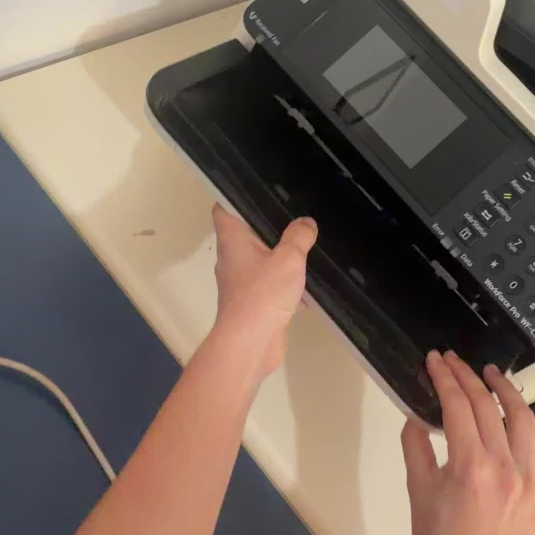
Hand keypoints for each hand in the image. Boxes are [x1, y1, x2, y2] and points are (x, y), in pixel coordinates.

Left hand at [206, 205, 316, 383]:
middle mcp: (232, 259)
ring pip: (262, 261)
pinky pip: (271, 286)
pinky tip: (310, 286)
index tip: (259, 190)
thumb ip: (299, 237)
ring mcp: (241, 283)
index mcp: (233, 240)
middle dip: (269, 227)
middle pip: (247, 234)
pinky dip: (287, 285)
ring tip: (307, 245)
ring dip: (281, 256)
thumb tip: (306, 223)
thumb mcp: (288, 259)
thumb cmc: (262, 294)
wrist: (250, 344)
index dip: (237, 197)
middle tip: (294, 214)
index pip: (224, 209)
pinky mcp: (254, 304)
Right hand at [400, 351, 534, 534]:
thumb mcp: (418, 492)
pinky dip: (532, 424)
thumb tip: (417, 416)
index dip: (444, 376)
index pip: (457, 405)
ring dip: (504, 390)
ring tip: (490, 373)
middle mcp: (505, 464)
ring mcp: (530, 476)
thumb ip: (416, 447)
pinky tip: (518, 415)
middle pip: (487, 404)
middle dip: (467, 376)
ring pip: (522, 418)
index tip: (434, 359)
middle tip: (452, 360)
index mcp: (470, 464)